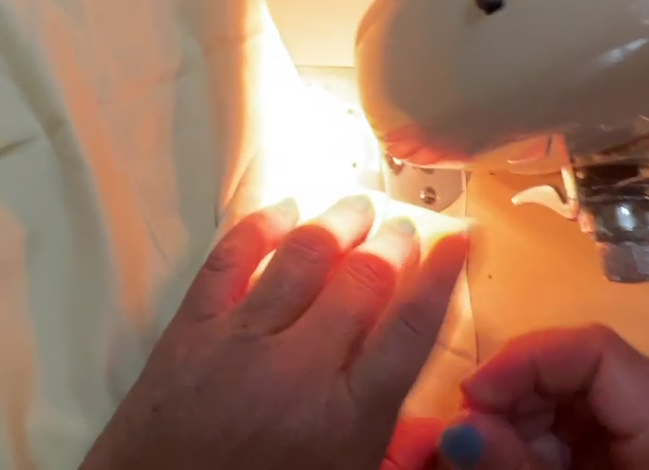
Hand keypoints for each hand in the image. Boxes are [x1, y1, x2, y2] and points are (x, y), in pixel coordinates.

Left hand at [81, 194, 470, 469]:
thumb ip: (388, 448)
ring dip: (336, 222)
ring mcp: (240, 343)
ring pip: (302, 257)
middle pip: (361, 281)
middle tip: (404, 224)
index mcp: (345, 423)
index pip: (410, 330)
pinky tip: (283, 208)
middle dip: (392, 242)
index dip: (440, 277)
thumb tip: (430, 417)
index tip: (458, 240)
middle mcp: (298, 372)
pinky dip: (259, 225)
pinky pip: (230, 258)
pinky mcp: (190, 329)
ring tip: (357, 204)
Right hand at [435, 326, 648, 469]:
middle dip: (514, 396)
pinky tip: (515, 464)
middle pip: (577, 373)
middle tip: (466, 436)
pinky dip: (538, 450)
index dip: (525, 359)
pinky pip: (578, 440)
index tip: (470, 395)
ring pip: (570, 405)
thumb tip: (453, 429)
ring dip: (518, 425)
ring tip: (483, 457)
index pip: (595, 351)